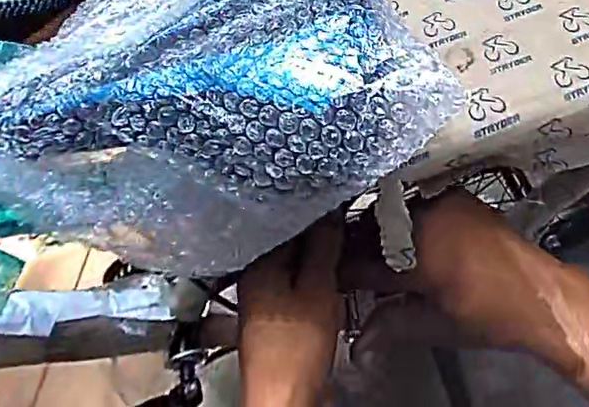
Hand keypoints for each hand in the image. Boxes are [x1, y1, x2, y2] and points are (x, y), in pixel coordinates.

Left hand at [237, 215, 342, 406]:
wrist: (283, 399)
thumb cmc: (295, 347)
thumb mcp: (317, 289)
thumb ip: (323, 248)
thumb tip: (329, 213)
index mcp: (257, 258)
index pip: (282, 218)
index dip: (310, 210)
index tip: (331, 202)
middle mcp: (251, 271)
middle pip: (283, 239)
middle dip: (309, 232)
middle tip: (336, 224)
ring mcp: (257, 293)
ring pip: (286, 260)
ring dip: (308, 255)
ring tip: (333, 248)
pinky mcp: (267, 313)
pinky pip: (287, 281)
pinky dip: (303, 276)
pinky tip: (320, 279)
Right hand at [341, 191, 573, 363]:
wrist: (543, 296)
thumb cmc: (492, 316)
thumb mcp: (441, 326)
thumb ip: (394, 325)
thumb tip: (359, 344)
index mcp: (418, 259)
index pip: (365, 263)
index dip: (347, 271)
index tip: (333, 276)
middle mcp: (421, 221)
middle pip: (372, 230)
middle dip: (359, 246)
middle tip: (353, 261)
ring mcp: (435, 200)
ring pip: (390, 212)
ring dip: (378, 228)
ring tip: (375, 246)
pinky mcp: (447, 191)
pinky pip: (410, 199)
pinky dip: (401, 214)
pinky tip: (401, 230)